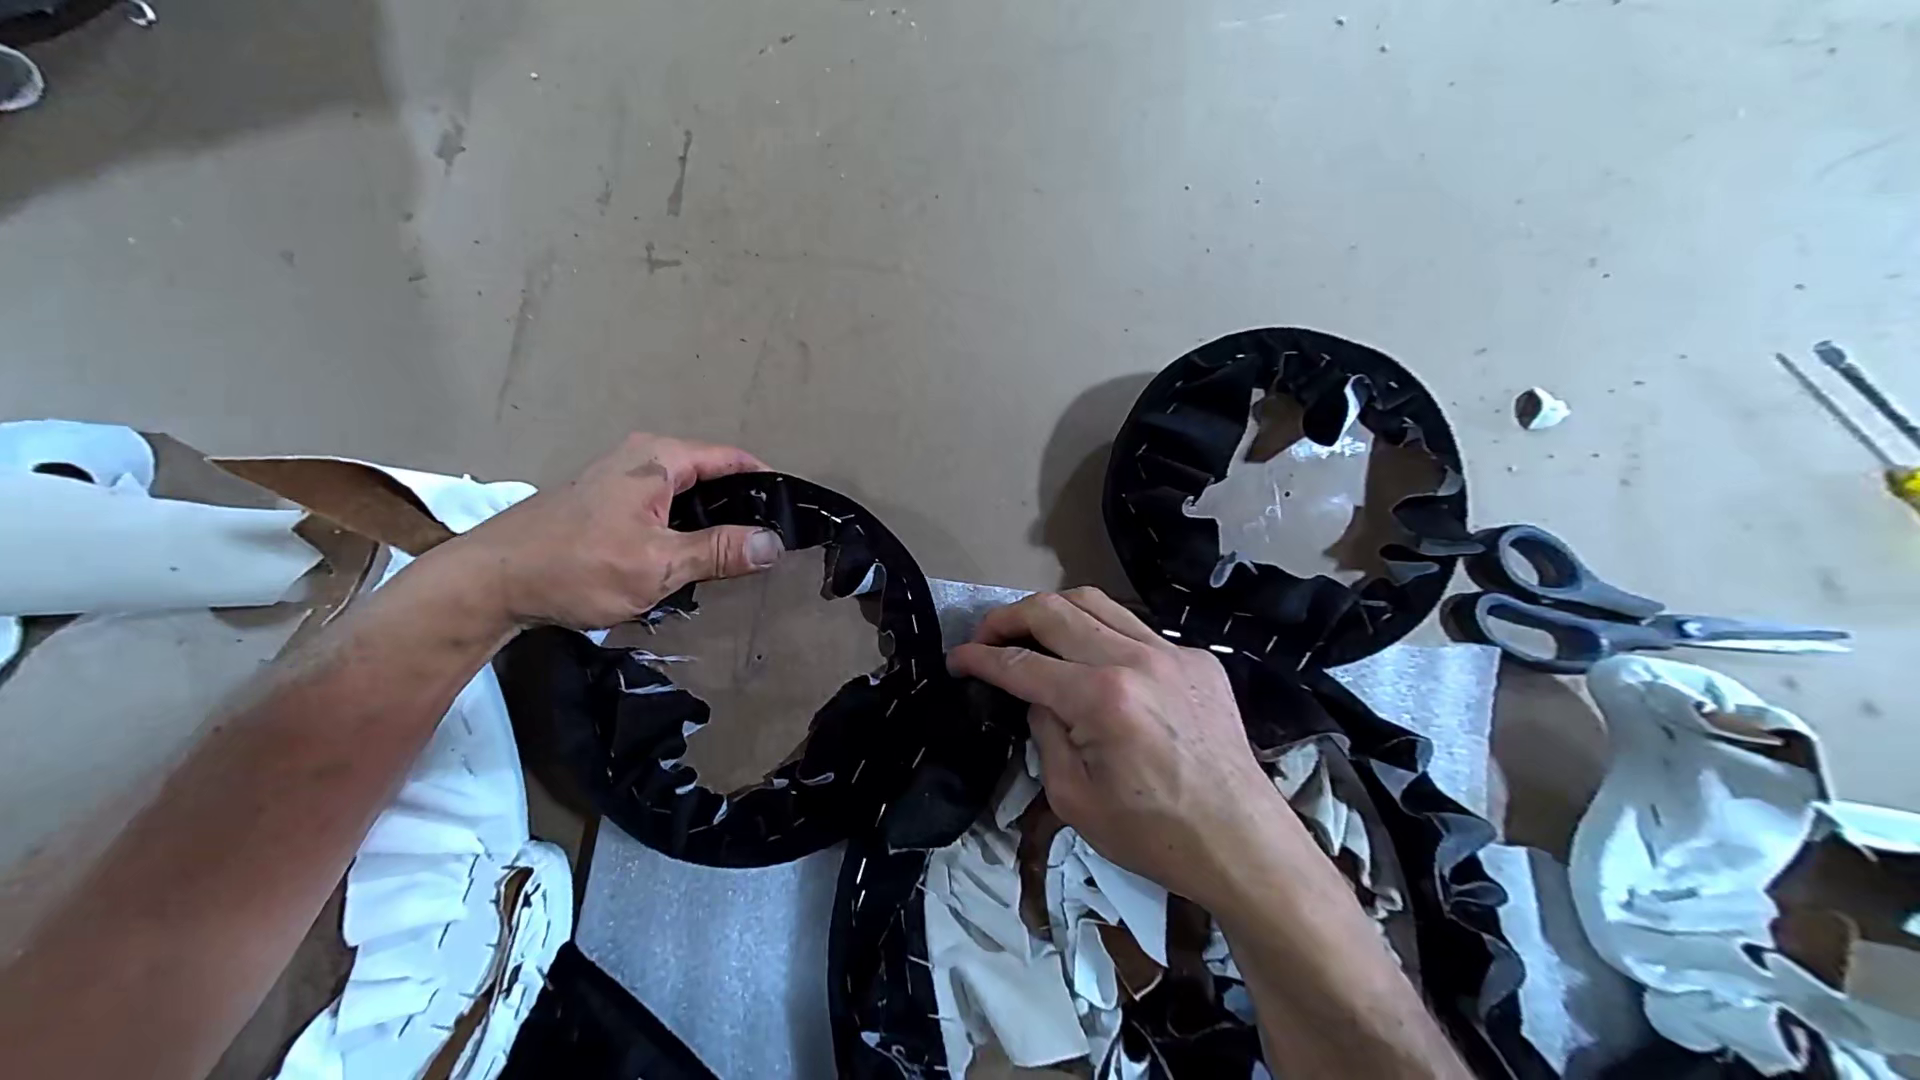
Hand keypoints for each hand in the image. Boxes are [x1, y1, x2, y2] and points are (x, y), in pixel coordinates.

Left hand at [435, 433, 784, 629]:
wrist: (489, 583)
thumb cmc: (577, 566)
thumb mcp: (659, 564)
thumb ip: (719, 550)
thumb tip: (774, 543)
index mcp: (659, 458)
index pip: (733, 459)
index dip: (766, 484)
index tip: (792, 515)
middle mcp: (642, 457)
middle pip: (712, 475)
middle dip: (742, 506)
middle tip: (768, 543)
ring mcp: (620, 478)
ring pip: (687, 494)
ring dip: (712, 521)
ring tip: (736, 554)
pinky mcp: (606, 502)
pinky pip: (665, 506)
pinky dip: (685, 526)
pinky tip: (690, 557)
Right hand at [947, 587, 1315, 910]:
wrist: (1244, 845)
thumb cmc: (1154, 837)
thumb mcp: (1073, 799)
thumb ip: (1045, 733)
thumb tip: (1038, 696)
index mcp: (1101, 699)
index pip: (1022, 664)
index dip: (980, 657)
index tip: (957, 658)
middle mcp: (1136, 659)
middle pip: (1053, 610)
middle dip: (1007, 617)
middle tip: (985, 637)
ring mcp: (1172, 653)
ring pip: (1095, 601)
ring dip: (1052, 611)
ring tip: (1032, 633)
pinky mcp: (1198, 659)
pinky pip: (1136, 628)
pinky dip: (1101, 633)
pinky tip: (1096, 661)